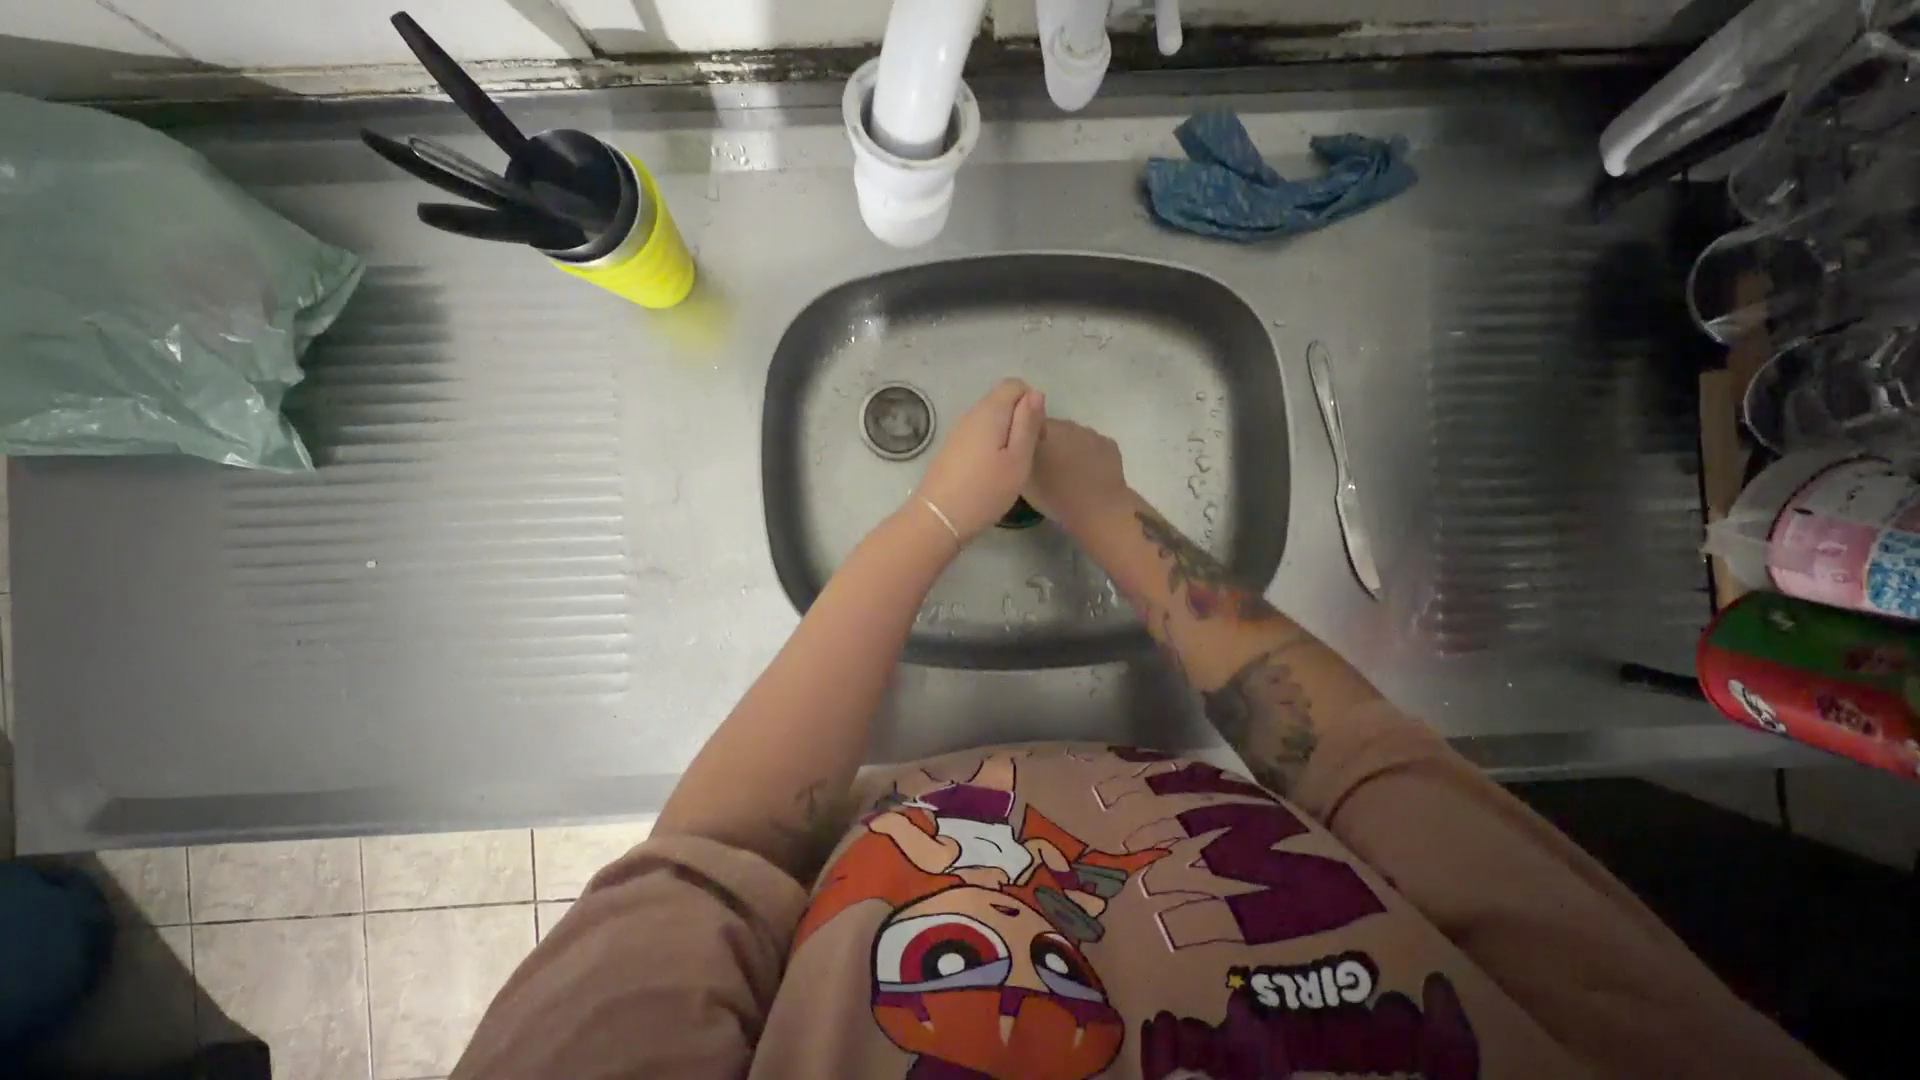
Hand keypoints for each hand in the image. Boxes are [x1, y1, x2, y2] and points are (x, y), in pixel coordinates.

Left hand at [914, 379, 1046, 542]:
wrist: (939, 518)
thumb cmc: (985, 490)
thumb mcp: (1018, 458)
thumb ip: (1027, 423)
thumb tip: (1035, 393)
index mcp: (990, 411)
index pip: (1015, 385)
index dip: (1032, 404)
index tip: (1036, 435)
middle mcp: (971, 414)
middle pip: (1002, 401)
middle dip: (1021, 420)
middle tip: (1026, 455)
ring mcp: (958, 431)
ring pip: (990, 420)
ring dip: (1007, 435)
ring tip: (1010, 467)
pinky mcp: (952, 449)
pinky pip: (978, 435)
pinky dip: (991, 446)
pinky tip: (992, 472)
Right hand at [1024, 419, 1129, 531]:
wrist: (1097, 508)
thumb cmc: (1054, 495)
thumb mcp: (1024, 478)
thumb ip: (1020, 456)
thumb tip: (1021, 447)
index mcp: (1043, 429)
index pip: (1029, 423)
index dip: (1026, 439)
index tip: (1025, 456)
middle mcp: (1066, 424)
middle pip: (1053, 429)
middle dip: (1049, 444)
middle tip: (1046, 468)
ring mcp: (1090, 433)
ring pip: (1075, 437)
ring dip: (1070, 449)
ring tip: (1068, 474)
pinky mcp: (1109, 444)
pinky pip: (1094, 446)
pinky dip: (1090, 456)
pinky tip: (1088, 474)